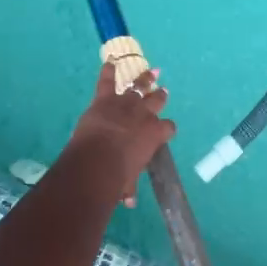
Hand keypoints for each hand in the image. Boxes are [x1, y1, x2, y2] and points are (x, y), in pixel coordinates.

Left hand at [67, 63, 175, 205]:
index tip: (166, 130)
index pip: (168, 127)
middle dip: (160, 96)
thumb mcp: (128, 184)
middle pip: (157, 100)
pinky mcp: (105, 99)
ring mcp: (125, 103)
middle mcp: (145, 115)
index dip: (167, 128)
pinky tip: (110, 62)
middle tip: (163, 91)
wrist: (98, 160)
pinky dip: (108, 71)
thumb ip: (129, 188)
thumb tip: (129, 203)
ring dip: (144, 78)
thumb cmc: (118, 176)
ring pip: (138, 86)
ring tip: (152, 71)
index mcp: (156, 134)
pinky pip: (107, 81)